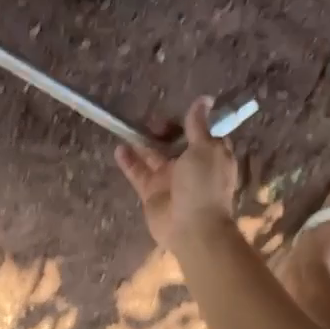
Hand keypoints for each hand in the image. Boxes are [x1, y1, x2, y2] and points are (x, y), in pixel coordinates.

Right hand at [116, 98, 241, 252]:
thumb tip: (206, 100)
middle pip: (175, 142)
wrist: (193, 228)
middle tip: (154, 123)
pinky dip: (129, 161)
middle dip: (165, 130)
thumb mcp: (206, 148)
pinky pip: (138, 173)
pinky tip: (119, 148)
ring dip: (143, 142)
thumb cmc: (204, 185)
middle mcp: (191, 166)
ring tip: (130, 127)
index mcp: (210, 155)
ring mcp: (170, 180)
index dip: (192, 122)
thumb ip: (199, 125)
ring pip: (154, 156)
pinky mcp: (152, 192)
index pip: (201, 134)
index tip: (181, 114)